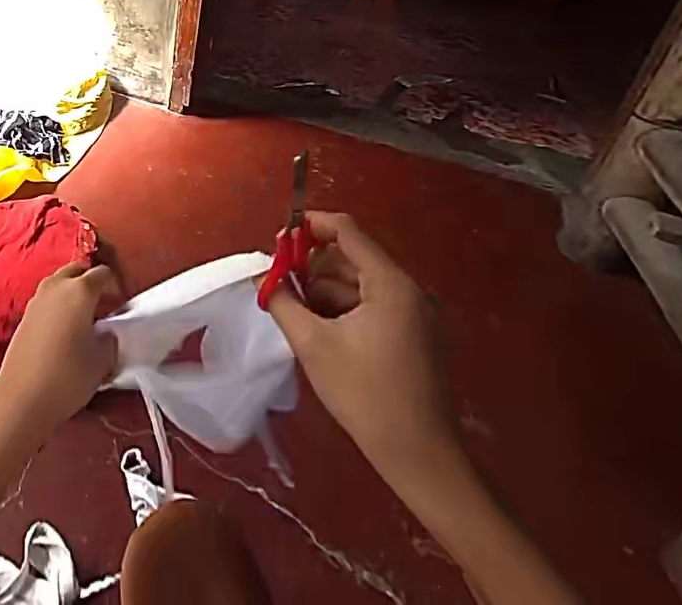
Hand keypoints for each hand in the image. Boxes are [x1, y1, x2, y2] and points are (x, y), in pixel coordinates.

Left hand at [0, 262, 121, 437]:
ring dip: (73, 293)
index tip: (122, 305)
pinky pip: (47, 301)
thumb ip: (110, 338)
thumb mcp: (103, 359)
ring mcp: (36, 301)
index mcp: (80, 290)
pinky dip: (58, 306)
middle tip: (104, 305)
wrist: (21, 399)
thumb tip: (106, 332)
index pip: (103, 273)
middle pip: (77, 271)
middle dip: (91, 281)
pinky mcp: (24, 318)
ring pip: (59, 284)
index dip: (116, 286)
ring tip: (85, 318)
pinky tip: (65, 331)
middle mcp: (56, 287)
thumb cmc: (69, 375)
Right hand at [265, 213, 456, 470]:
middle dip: (313, 264)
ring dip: (324, 288)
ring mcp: (413, 312)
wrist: (420, 456)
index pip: (348, 231)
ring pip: (359, 283)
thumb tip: (262, 276)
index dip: (312, 226)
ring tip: (293, 307)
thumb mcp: (314, 345)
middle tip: (279, 279)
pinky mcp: (412, 334)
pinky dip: (342, 308)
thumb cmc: (366, 396)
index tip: (280, 235)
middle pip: (353, 256)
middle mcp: (406, 289)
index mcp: (390, 283)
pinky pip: (371, 304)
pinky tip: (318, 327)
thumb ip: (283, 302)